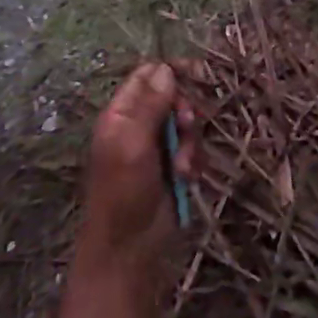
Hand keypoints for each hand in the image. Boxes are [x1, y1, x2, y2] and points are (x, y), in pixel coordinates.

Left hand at [82, 62, 195, 258]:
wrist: (130, 250)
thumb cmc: (124, 193)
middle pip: (172, 98)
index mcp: (120, 115)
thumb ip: (150, 105)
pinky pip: (192, 150)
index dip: (170, 72)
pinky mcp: (173, 168)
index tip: (197, 73)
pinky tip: (187, 178)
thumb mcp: (133, 144)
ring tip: (182, 166)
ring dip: (190, 142)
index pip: (146, 76)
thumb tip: (165, 67)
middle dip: (184, 112)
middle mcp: (138, 126)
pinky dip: (193, 161)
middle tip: (186, 126)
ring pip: (186, 125)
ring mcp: (156, 148)